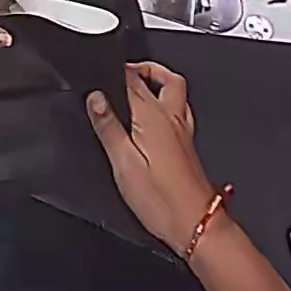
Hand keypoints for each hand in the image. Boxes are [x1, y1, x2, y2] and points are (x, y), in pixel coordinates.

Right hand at [86, 62, 217, 252]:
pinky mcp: (187, 142)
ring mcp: (182, 129)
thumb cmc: (161, 199)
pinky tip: (160, 112)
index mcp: (152, 117)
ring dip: (159, 79)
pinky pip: (181, 107)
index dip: (117, 71)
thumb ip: (109, 127)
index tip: (102, 69)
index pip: (133, 81)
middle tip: (124, 68)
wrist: (194, 222)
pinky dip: (169, 99)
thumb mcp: (123, 164)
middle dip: (141, 68)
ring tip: (143, 80)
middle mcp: (171, 117)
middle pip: (160, 77)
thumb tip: (96, 98)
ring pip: (176, 89)